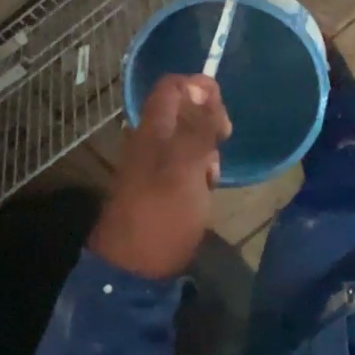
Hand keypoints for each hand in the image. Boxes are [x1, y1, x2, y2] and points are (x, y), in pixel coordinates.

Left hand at [88, 74, 231, 279]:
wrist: (133, 269)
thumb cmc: (162, 214)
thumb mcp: (186, 167)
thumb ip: (197, 127)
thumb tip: (202, 87)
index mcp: (153, 129)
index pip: (173, 86)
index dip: (200, 88)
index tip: (221, 114)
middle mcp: (151, 140)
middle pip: (184, 109)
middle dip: (209, 121)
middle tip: (221, 144)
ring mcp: (154, 163)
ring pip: (188, 137)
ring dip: (207, 147)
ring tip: (212, 174)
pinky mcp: (160, 184)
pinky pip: (185, 161)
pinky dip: (200, 167)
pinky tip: (205, 187)